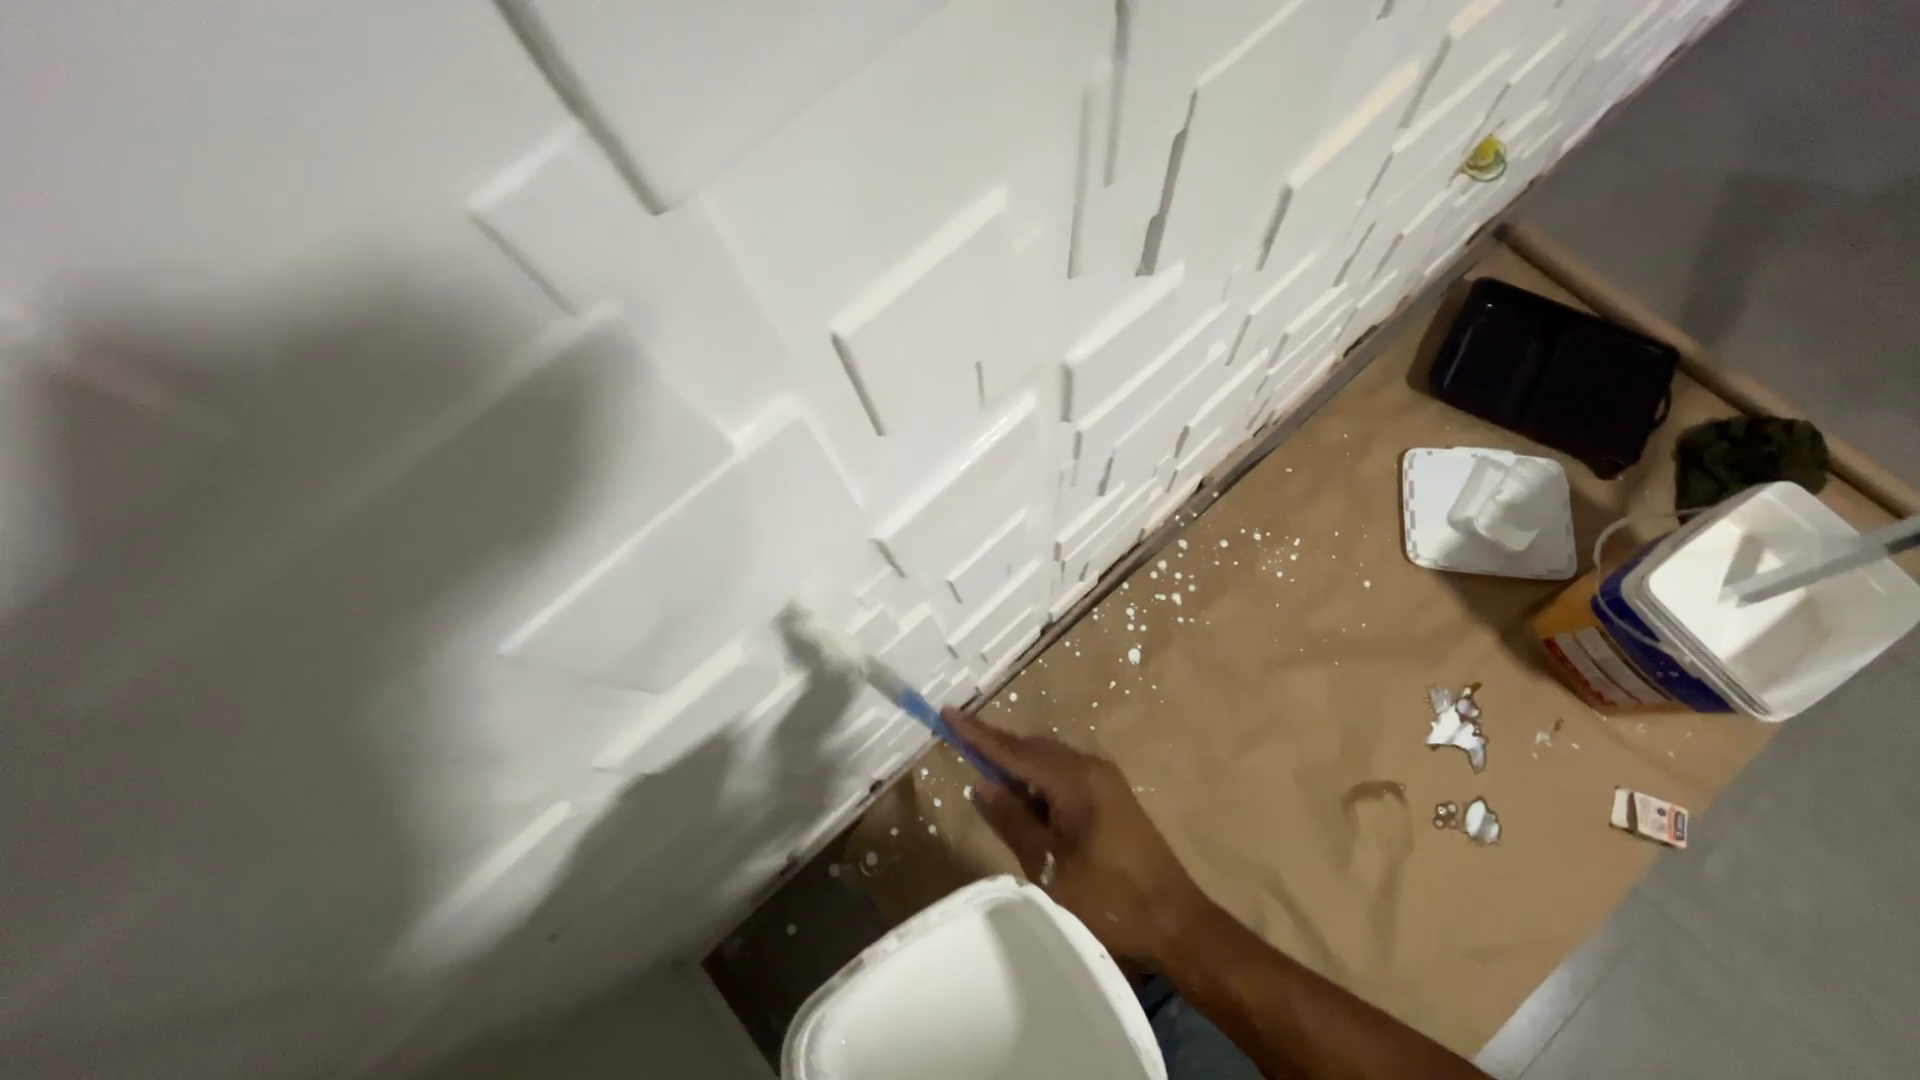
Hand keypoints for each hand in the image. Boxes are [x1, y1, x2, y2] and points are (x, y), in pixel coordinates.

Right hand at [946, 708, 1209, 969]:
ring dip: (1017, 769)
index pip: (1015, 750)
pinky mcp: (1111, 800)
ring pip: (1049, 764)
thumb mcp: (1048, 866)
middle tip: (958, 746)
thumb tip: (981, 785)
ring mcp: (1105, 783)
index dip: (978, 735)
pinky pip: (1064, 779)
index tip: (947, 713)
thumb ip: (1012, 820)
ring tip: (985, 781)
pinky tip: (1022, 803)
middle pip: (1033, 751)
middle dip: (996, 750)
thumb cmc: (1108, 898)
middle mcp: (1091, 769)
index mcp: (1076, 779)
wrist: (1174, 922)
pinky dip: (1038, 785)